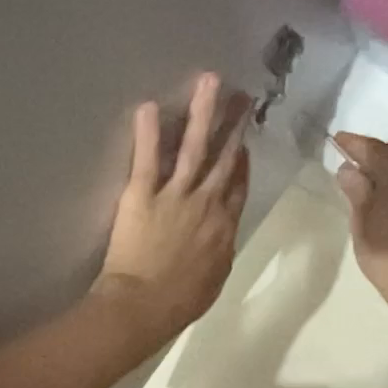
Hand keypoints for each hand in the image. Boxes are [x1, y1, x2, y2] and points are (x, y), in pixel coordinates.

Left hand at [92, 73, 249, 342]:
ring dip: (203, 112)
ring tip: (209, 81)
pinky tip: (148, 105)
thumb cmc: (182, 301)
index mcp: (225, 226)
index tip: (243, 141)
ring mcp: (177, 196)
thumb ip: (220, 249)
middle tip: (242, 96)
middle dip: (234, 125)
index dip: (242, 160)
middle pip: (225, 158)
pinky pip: (148, 158)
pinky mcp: (144, 195)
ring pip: (194, 147)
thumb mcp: (216, 276)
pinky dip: (148, 131)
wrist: (147, 305)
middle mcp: (207, 203)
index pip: (238, 185)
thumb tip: (222, 235)